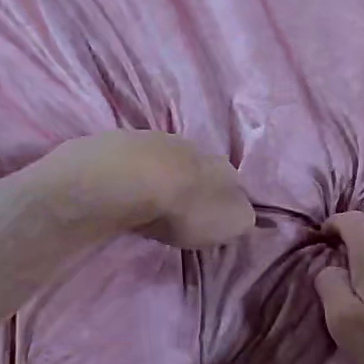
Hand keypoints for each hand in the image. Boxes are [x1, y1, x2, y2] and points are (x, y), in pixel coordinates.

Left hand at [40, 131, 253, 248]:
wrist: (128, 180)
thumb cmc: (186, 208)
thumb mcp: (232, 223)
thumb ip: (242, 217)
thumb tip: (244, 214)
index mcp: (224, 168)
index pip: (234, 182)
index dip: (226, 201)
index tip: (215, 220)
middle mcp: (193, 148)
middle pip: (198, 168)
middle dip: (192, 187)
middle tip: (181, 212)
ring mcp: (153, 141)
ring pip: (165, 161)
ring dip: (161, 178)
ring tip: (150, 201)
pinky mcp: (118, 145)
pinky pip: (133, 163)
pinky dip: (132, 176)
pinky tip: (125, 190)